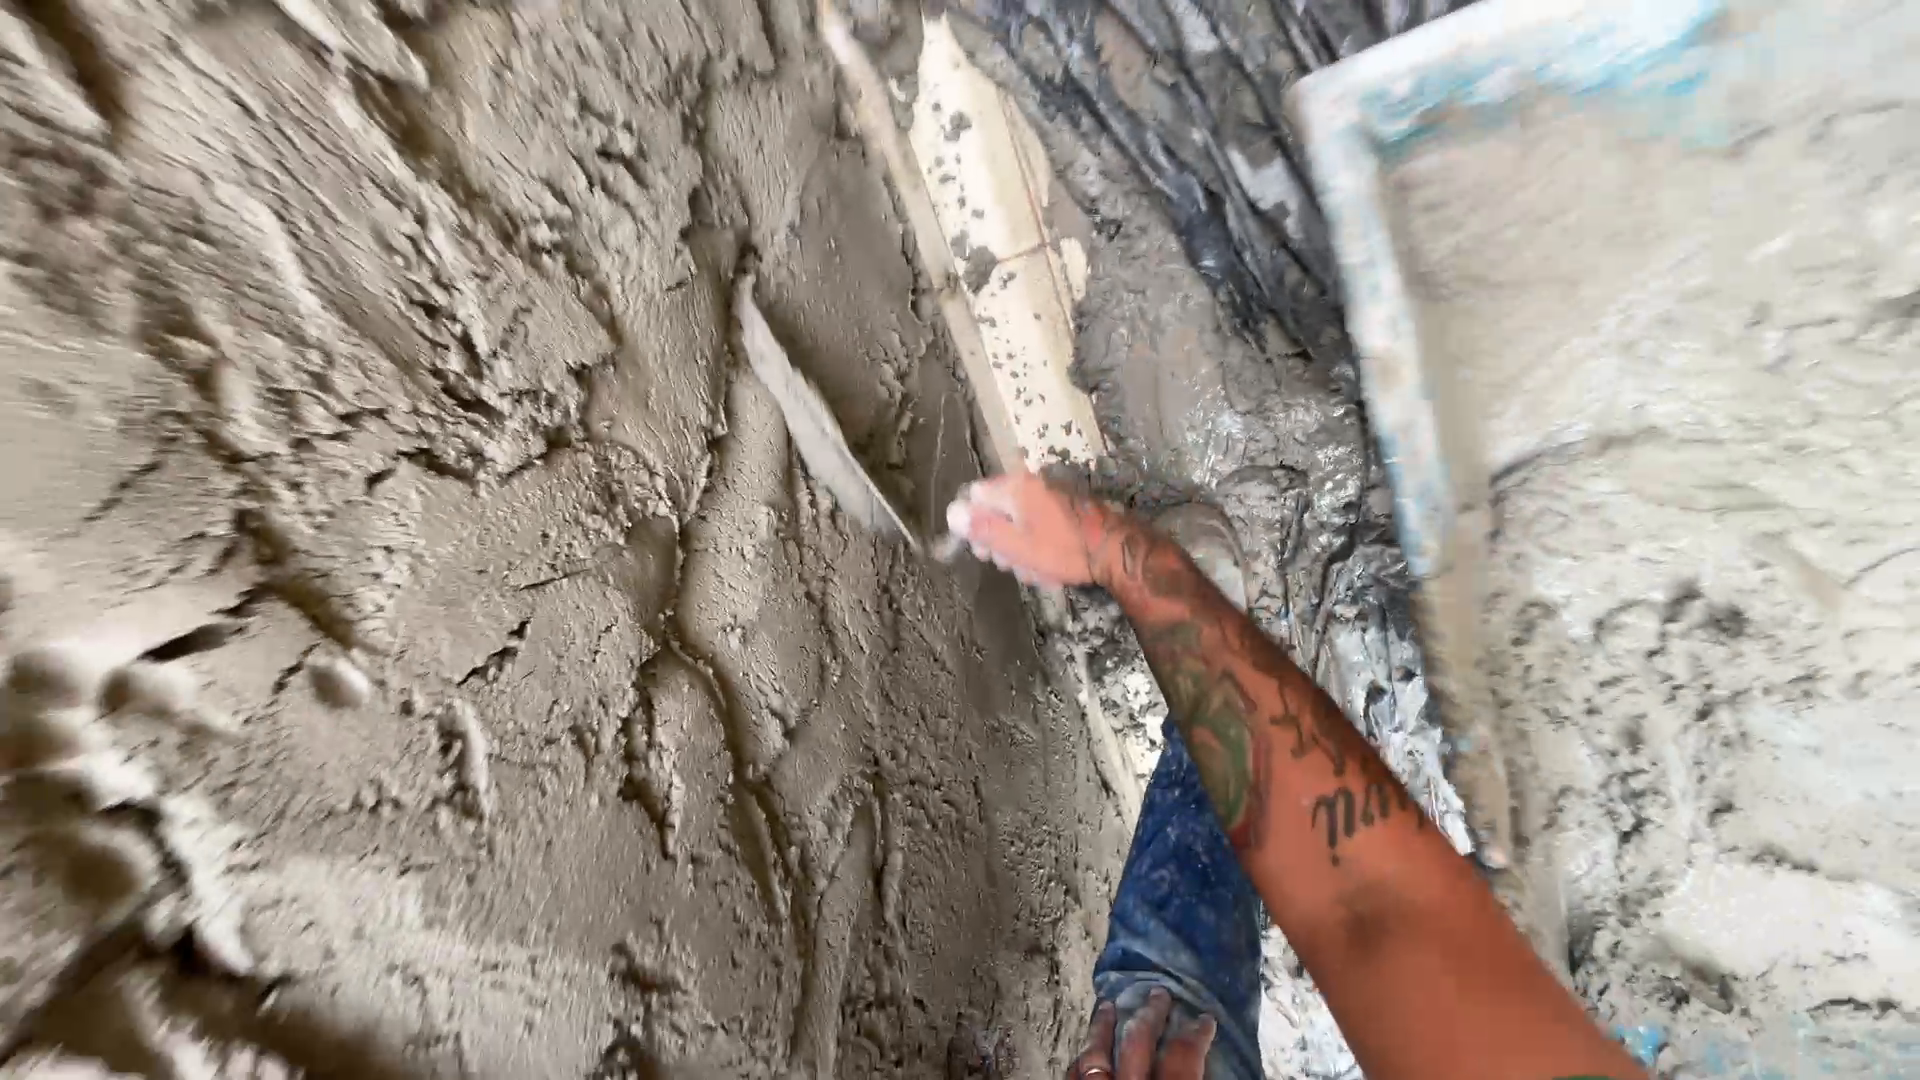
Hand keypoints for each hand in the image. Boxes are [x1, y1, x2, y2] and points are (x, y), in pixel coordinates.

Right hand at [944, 470, 1121, 588]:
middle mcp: (1031, 484)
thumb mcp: (1017, 546)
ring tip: (1035, 570)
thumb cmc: (1064, 550)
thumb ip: (982, 529)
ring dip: (1020, 549)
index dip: (973, 524)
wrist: (1117, 551)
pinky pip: (1039, 525)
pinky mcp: (1065, 508)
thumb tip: (952, 514)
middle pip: (996, 510)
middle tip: (1011, 563)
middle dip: (999, 541)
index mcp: (1015, 487)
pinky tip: (1049, 566)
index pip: (975, 497)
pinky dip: (1039, 546)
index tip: (983, 549)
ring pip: (1018, 522)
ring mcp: (1050, 495)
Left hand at [1066, 990, 1216, 1079]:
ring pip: (1095, 1054)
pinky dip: (1081, 1059)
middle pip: (1136, 1042)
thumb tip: (1200, 1065)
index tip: (1206, 1019)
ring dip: (1102, 1027)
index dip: (1197, 1036)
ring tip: (1108, 1004)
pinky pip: (1072, 1074)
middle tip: (1159, 993)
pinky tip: (1084, 1049)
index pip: (1183, 1057)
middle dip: (1149, 1015)